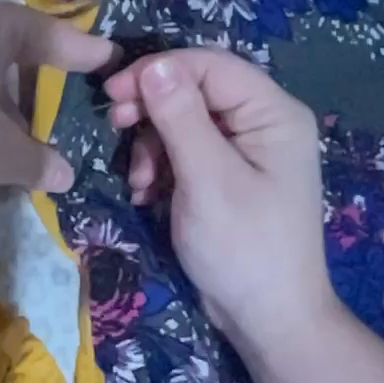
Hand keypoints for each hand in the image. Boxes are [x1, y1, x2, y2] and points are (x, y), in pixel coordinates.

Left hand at [0, 0, 116, 216]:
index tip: (107, 57)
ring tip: (25, 131)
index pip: (43, 31)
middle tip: (67, 95)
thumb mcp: (1, 156)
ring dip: (4, 100)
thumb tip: (64, 174)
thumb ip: (39, 160)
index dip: (78, 50)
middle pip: (7, 46)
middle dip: (38, 77)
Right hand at [102, 48, 339, 350]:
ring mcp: (244, 155)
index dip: (158, 71)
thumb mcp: (207, 179)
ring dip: (151, 147)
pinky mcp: (225, 182)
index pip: (210, 66)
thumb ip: (181, 119)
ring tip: (140, 185)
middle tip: (115, 130)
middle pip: (195, 93)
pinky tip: (148, 197)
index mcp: (272, 114)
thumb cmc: (243, 247)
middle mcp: (262, 125)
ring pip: (183, 126)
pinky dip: (160, 171)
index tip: (110, 94)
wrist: (267, 317)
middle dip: (152, 112)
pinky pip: (184, 157)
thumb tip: (154, 65)